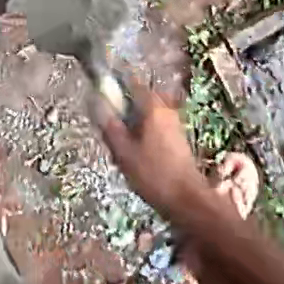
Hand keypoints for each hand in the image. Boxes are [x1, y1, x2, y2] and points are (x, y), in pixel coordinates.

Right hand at [94, 90, 211, 222]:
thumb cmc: (153, 174)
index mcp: (153, 107)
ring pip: (146, 115)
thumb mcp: (124, 151)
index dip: (114, 87)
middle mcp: (167, 110)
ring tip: (122, 148)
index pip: (131, 83)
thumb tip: (95, 102)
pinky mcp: (178, 140)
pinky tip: (137, 157)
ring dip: (132, 125)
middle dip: (123, 110)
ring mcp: (175, 124)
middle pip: (139, 99)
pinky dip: (143, 135)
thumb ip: (109, 125)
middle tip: (111, 129)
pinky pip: (155, 127)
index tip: (101, 98)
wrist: (188, 201)